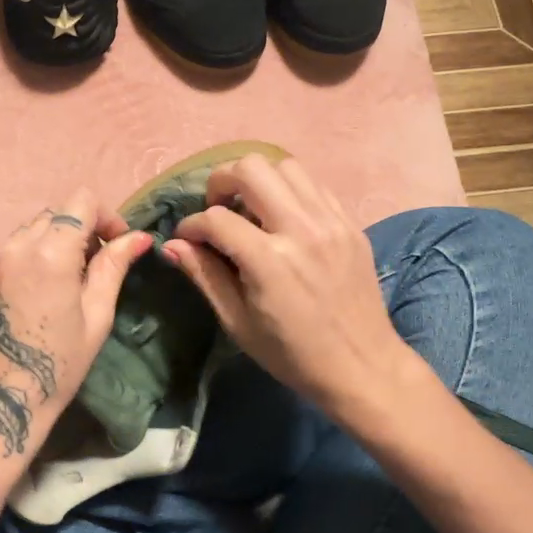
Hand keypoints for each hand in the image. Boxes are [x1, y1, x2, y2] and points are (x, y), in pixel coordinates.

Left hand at [0, 189, 151, 460]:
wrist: (2, 397)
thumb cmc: (60, 363)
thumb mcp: (96, 316)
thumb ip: (114, 267)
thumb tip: (138, 238)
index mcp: (50, 254)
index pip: (81, 202)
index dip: (105, 217)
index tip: (116, 245)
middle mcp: (16, 245)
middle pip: (56, 213)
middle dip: (81, 230)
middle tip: (96, 267)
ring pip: (32, 229)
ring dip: (55, 242)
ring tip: (68, 280)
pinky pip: (12, 248)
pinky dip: (32, 256)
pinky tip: (40, 291)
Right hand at [162, 156, 422, 412]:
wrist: (361, 366)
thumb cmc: (291, 354)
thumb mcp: (238, 323)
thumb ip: (205, 276)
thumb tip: (171, 245)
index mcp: (269, 260)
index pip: (216, 218)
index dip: (191, 225)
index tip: (185, 240)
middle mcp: (301, 229)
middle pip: (251, 168)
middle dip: (222, 182)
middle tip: (217, 210)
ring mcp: (331, 222)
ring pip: (286, 166)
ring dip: (259, 180)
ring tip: (250, 210)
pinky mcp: (350, 224)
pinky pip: (314, 186)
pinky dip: (290, 191)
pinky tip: (282, 220)